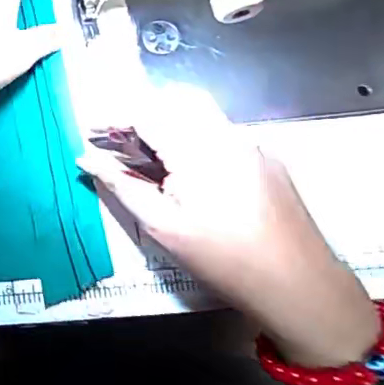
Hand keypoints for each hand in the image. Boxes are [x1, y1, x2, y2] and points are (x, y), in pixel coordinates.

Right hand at [78, 87, 381, 367]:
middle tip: (121, 143)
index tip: (94, 133)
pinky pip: (224, 135)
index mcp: (197, 146)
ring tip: (152, 160)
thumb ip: (123, 186)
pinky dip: (198, 141)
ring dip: (170, 126)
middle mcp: (226, 133)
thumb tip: (87, 159)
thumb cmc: (221, 258)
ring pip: (202, 116)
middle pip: (175, 102)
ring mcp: (252, 143)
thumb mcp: (162, 226)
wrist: (296, 282)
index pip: (147, 111)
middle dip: (143, 115)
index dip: (115, 119)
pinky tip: (195, 176)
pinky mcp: (267, 158)